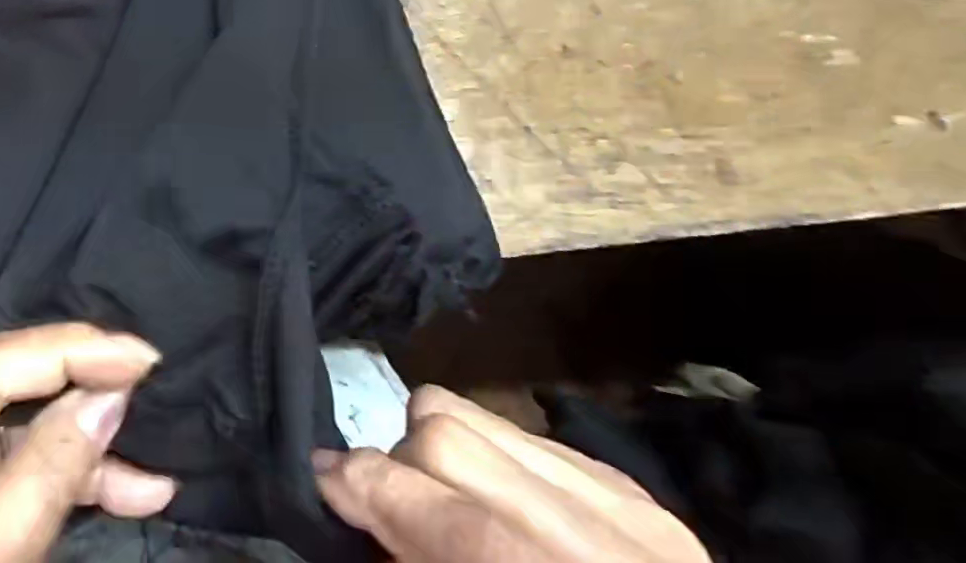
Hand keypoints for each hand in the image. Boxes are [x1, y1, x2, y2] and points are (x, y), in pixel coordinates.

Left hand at [0, 323, 177, 562]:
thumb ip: (41, 480)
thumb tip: (110, 397)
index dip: (70, 351)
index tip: (142, 357)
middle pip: (5, 390)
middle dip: (85, 394)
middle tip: (156, 396)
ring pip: (17, 426)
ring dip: (84, 448)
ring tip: (153, 475)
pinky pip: (8, 459)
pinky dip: (60, 472)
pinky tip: (122, 488)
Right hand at [313, 385, 709, 562]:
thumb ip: (418, 562)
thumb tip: (356, 503)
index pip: (457, 526)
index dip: (372, 488)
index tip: (324, 477)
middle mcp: (613, 554)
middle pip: (454, 439)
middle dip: (397, 462)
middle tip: (382, 507)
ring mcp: (638, 516)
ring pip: (485, 417)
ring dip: (437, 448)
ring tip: (433, 497)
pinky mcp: (641, 498)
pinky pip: (525, 435)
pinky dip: (485, 457)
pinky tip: (489, 502)